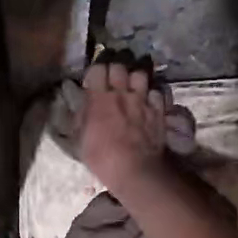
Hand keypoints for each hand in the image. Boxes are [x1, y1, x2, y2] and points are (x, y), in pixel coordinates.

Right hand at [79, 61, 169, 192]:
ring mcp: (143, 100)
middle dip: (114, 71)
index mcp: (99, 98)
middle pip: (119, 67)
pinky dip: (152, 94)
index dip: (95, 73)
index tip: (93, 82)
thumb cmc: (102, 158)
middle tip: (112, 83)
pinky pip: (157, 91)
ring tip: (132, 89)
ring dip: (134, 79)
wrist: (135, 170)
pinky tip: (148, 102)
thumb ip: (80, 115)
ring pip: (140, 74)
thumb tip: (78, 101)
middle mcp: (122, 93)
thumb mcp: (80, 139)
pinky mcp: (159, 109)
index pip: (97, 69)